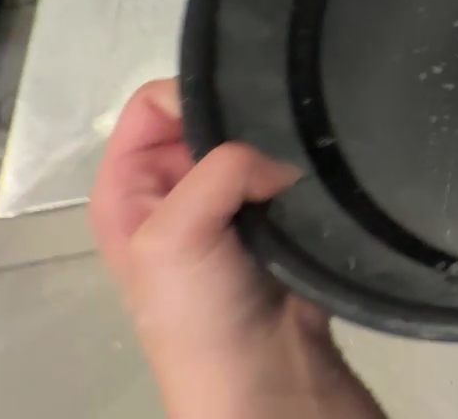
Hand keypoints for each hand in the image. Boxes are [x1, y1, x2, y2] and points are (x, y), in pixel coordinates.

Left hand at [91, 81, 380, 418]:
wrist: (264, 361)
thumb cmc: (200, 308)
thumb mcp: (173, 238)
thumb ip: (218, 173)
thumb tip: (281, 156)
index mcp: (131, 186)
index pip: (155, 104)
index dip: (196, 97)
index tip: (244, 118)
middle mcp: (179, 183)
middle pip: (215, 113)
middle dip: (250, 117)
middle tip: (285, 136)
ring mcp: (234, 196)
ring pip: (262, 136)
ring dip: (287, 140)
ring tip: (310, 153)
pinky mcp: (284, 205)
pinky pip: (298, 159)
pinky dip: (312, 157)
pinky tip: (326, 166)